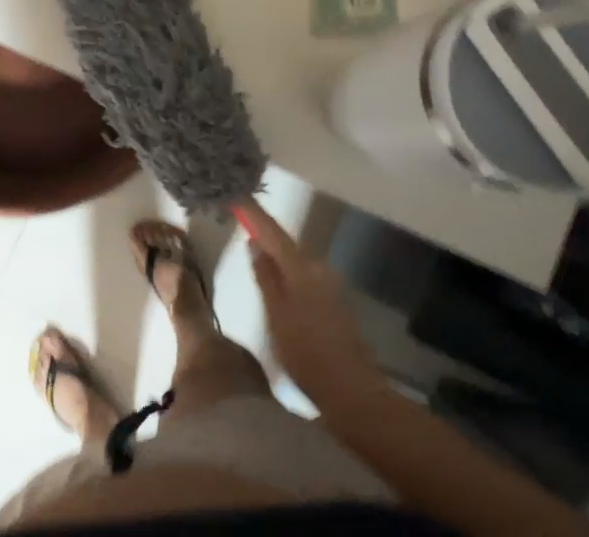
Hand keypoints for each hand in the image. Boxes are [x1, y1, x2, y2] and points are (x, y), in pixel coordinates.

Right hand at [239, 201, 385, 409]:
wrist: (352, 391)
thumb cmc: (306, 354)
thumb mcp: (276, 316)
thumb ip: (265, 277)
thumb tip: (254, 243)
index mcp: (302, 269)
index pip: (273, 232)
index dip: (254, 213)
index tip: (236, 196)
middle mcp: (319, 269)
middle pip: (286, 244)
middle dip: (265, 232)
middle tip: (240, 221)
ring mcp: (331, 286)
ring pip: (296, 261)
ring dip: (276, 254)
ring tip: (252, 250)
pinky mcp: (335, 302)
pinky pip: (304, 276)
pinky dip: (288, 272)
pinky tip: (276, 281)